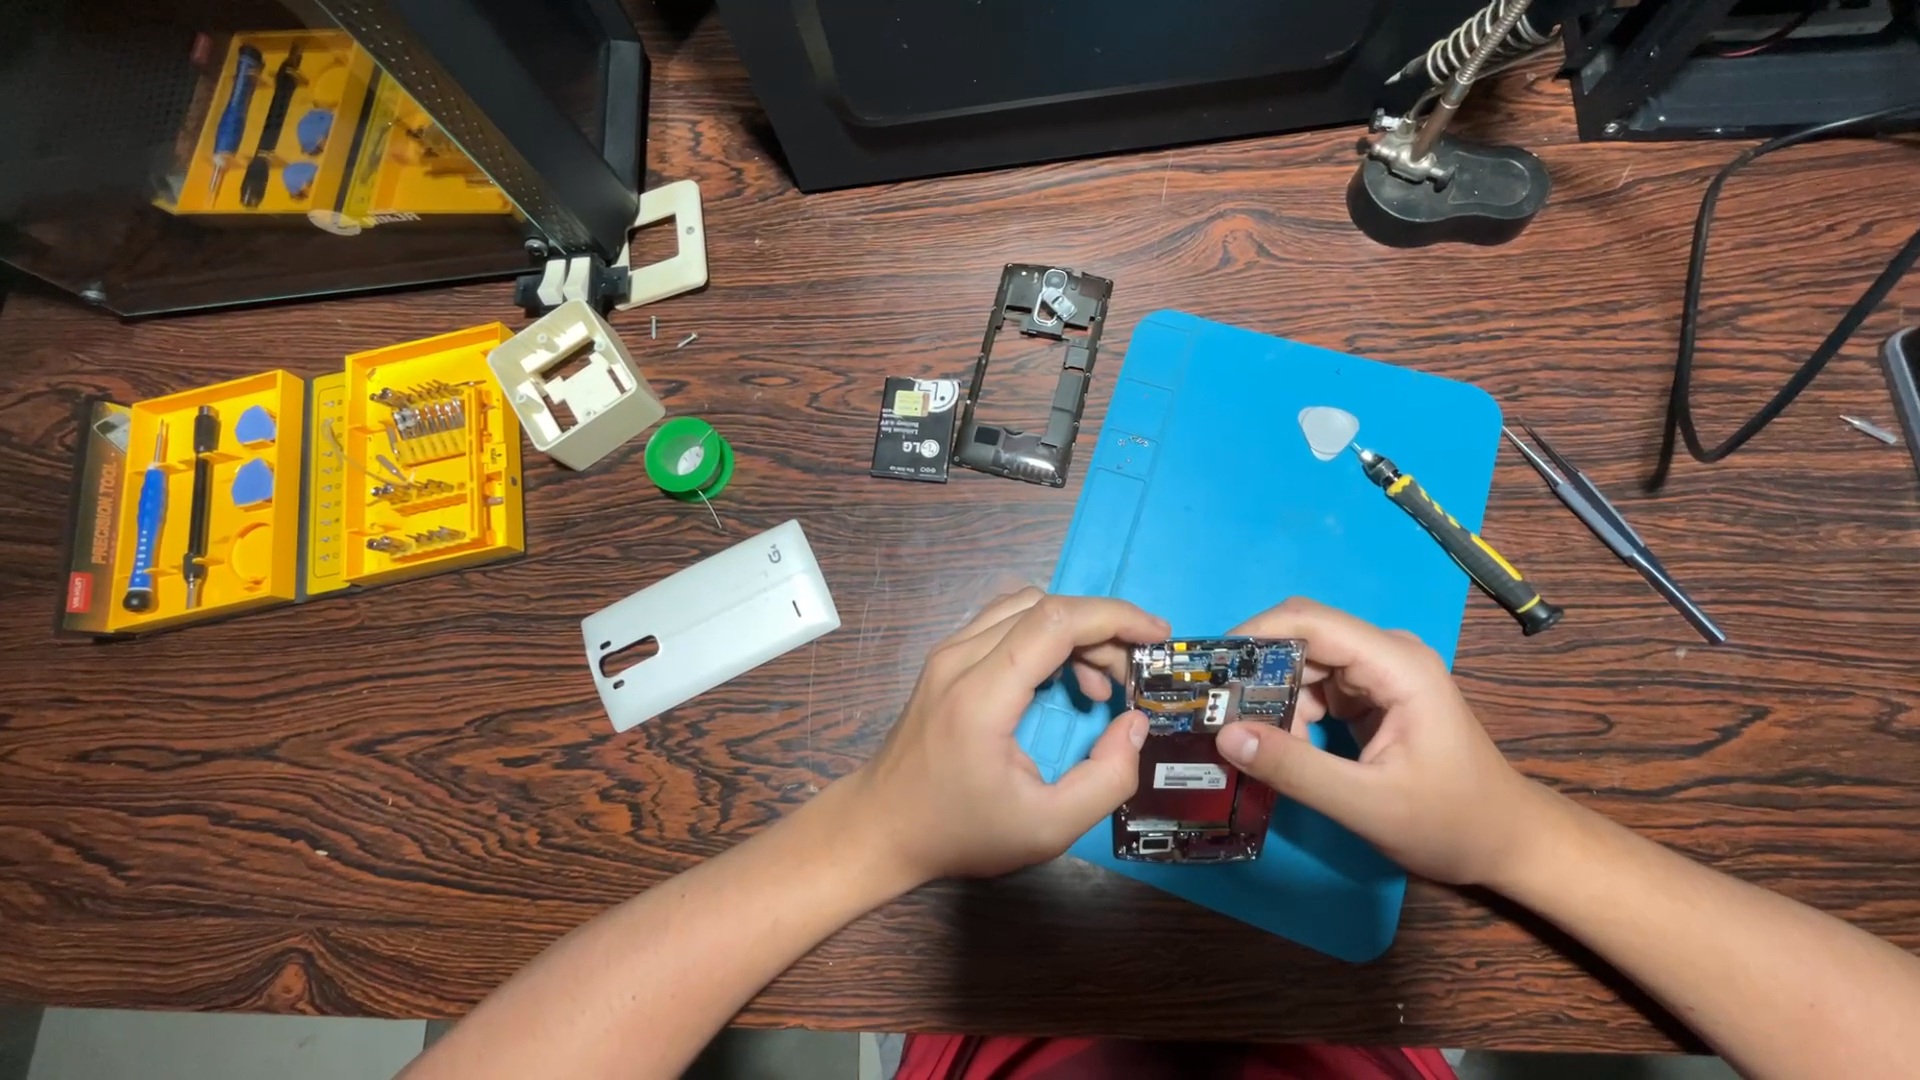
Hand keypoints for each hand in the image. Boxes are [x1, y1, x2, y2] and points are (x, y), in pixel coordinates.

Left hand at [850, 588, 1168, 882]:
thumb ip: (1106, 779)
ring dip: (1074, 630)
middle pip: (1043, 607)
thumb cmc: (960, 831)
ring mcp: (947, 654)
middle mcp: (959, 659)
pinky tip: (1063, 680)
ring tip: (1102, 682)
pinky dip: (1046, 636)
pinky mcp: (946, 659)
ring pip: (1023, 607)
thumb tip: (1134, 722)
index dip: (1113, 617)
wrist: (880, 827)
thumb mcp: (1047, 828)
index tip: (1157, 636)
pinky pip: (1004, 623)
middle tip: (1133, 675)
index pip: (1053, 622)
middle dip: (1102, 628)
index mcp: (980, 696)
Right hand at [1213, 597, 1549, 885]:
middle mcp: (1386, 655)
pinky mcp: (1369, 693)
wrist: (1509, 844)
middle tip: (1223, 715)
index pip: (1310, 621)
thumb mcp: (1367, 805)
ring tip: (1257, 741)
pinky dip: (1288, 711)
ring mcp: (1378, 672)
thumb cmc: (1451, 823)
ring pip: (1300, 663)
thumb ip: (1295, 769)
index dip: (1255, 635)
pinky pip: (1311, 686)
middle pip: (1300, 639)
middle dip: (1257, 674)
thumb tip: (1225, 735)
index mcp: (1397, 665)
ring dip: (1271, 697)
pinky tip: (1282, 744)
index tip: (1211, 671)